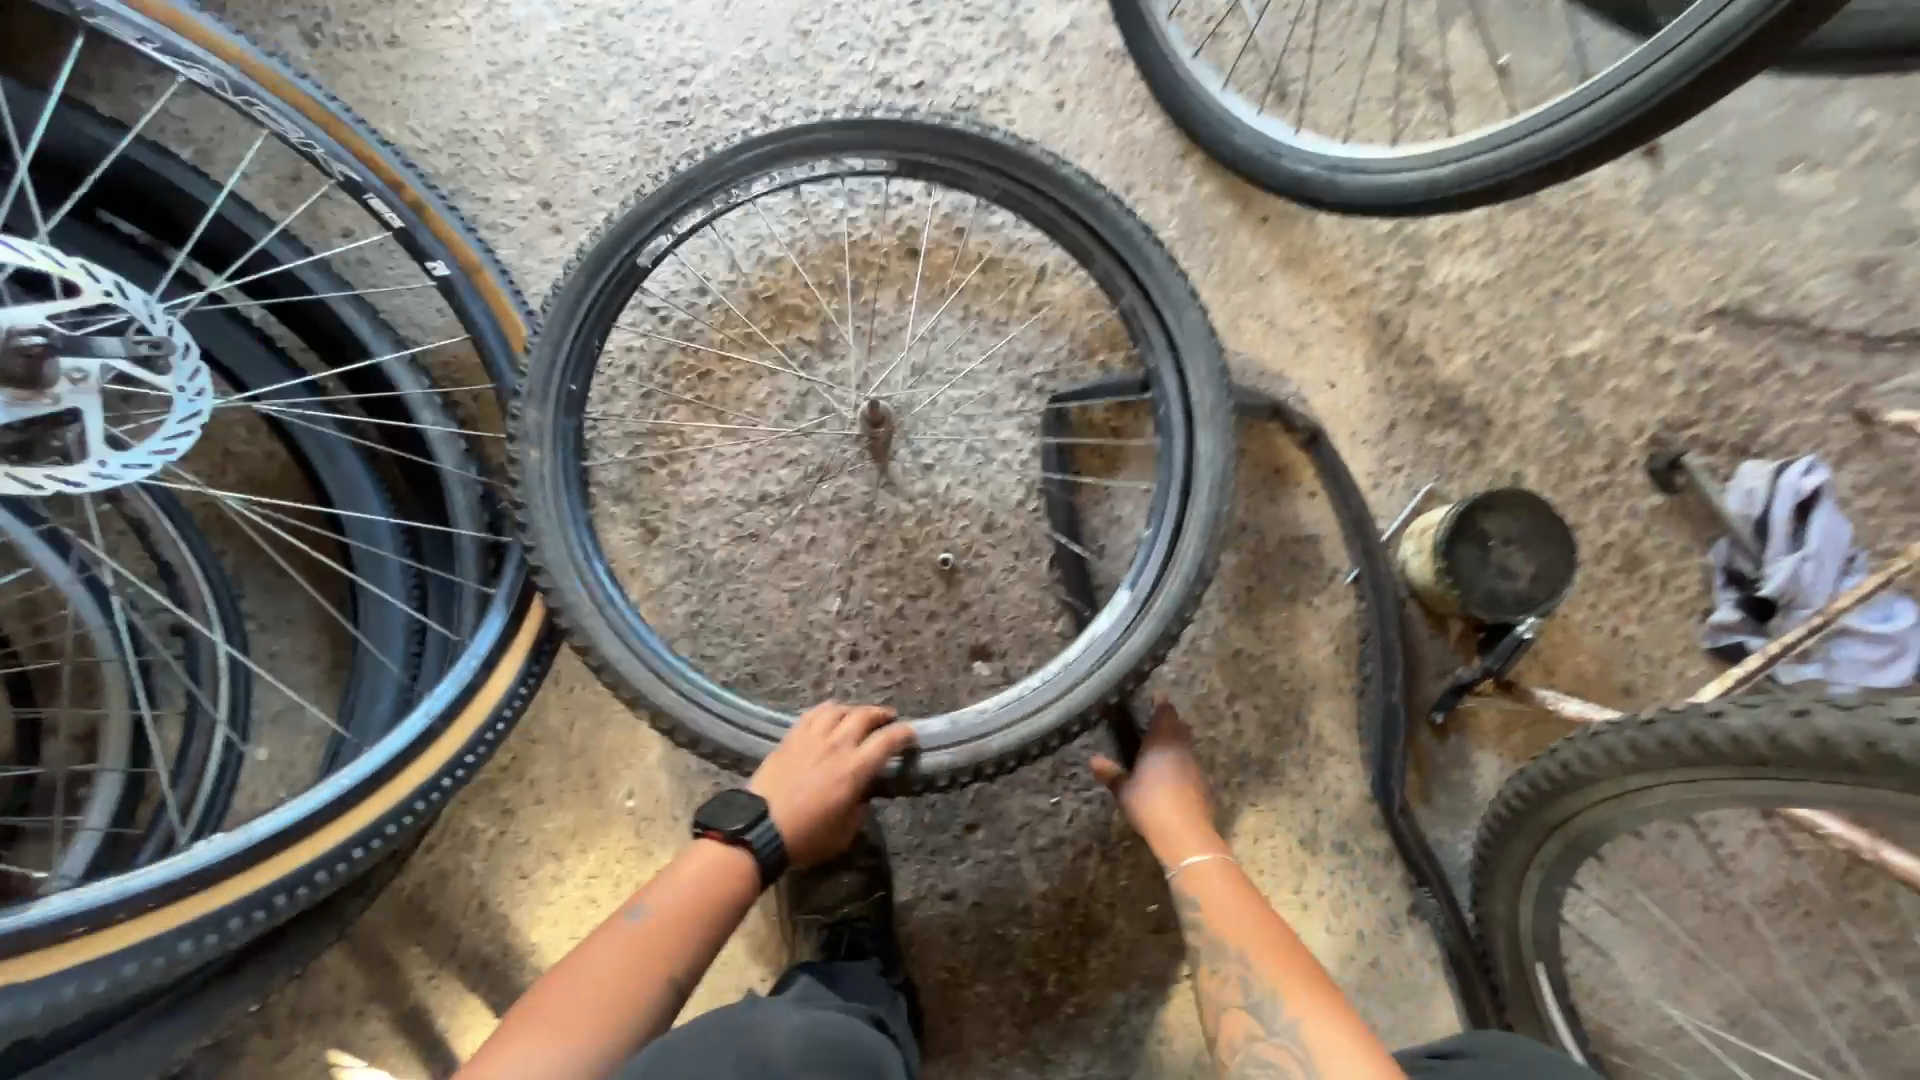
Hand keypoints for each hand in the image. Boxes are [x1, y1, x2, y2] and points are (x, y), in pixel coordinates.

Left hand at [749, 702, 916, 867]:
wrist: (758, 829)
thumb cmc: (805, 836)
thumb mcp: (844, 833)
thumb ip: (859, 809)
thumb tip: (862, 795)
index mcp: (854, 769)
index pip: (888, 741)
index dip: (904, 734)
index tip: (911, 735)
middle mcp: (836, 745)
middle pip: (864, 716)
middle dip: (881, 715)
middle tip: (888, 719)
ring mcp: (811, 738)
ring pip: (838, 710)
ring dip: (854, 710)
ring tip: (858, 716)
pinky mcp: (791, 738)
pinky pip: (813, 714)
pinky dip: (827, 711)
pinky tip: (829, 716)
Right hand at [1091, 697, 1227, 865]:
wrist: (1185, 833)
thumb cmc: (1149, 804)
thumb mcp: (1124, 790)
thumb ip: (1111, 774)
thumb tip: (1093, 760)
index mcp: (1160, 742)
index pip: (1164, 713)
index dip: (1161, 704)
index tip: (1158, 695)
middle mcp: (1180, 748)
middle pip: (1180, 726)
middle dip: (1171, 721)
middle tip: (1159, 720)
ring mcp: (1194, 765)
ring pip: (1187, 745)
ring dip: (1178, 741)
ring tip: (1164, 746)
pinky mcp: (1203, 783)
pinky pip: (1191, 764)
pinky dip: (1183, 762)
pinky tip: (1173, 773)